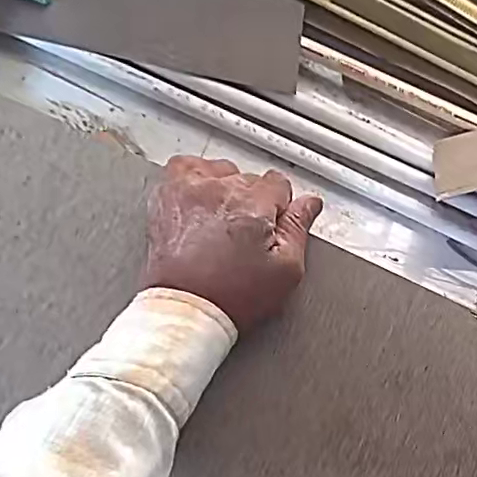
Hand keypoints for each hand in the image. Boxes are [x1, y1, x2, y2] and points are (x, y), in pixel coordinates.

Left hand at [144, 156, 323, 330]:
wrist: (188, 308)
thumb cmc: (232, 296)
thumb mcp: (286, 270)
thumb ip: (300, 228)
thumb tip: (310, 204)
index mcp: (253, 204)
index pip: (280, 184)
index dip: (281, 209)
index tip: (274, 229)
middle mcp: (220, 189)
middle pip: (250, 179)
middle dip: (255, 204)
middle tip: (249, 237)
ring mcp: (190, 189)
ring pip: (221, 171)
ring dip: (226, 190)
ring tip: (225, 223)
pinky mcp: (167, 195)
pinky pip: (185, 168)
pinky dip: (196, 180)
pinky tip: (203, 203)